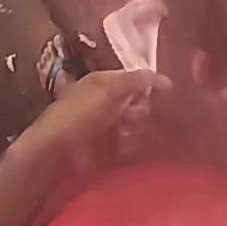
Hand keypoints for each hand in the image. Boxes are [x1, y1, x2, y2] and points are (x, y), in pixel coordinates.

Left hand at [14, 68, 167, 176]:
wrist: (57, 150)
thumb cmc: (80, 113)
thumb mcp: (106, 91)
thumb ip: (133, 81)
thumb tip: (156, 75)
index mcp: (104, 82)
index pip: (133, 78)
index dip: (150, 82)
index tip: (169, 89)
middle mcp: (108, 100)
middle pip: (139, 101)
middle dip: (141, 108)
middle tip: (132, 117)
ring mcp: (109, 124)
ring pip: (137, 122)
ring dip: (136, 127)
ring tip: (125, 134)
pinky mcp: (110, 146)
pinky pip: (131, 141)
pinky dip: (131, 142)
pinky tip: (124, 146)